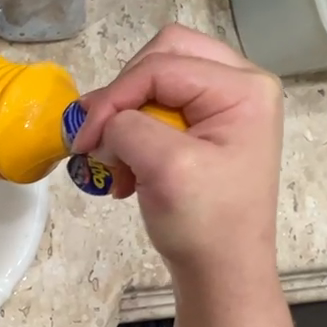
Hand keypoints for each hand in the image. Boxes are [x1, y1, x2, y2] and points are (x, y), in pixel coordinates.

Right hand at [70, 24, 284, 294]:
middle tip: (98, 137)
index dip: (114, 98)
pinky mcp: (203, 129)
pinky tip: (126, 171)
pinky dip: (130, 136)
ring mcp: (221, 107)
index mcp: (242, 89)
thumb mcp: (166, 168)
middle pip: (162, 57)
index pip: (160, 66)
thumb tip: (99, 121)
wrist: (221, 269)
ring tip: (115, 162)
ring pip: (154, 83)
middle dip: (121, 97)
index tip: (83, 142)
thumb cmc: (203, 222)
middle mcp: (238, 86)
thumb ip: (130, 129)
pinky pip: (155, 111)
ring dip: (123, 120)